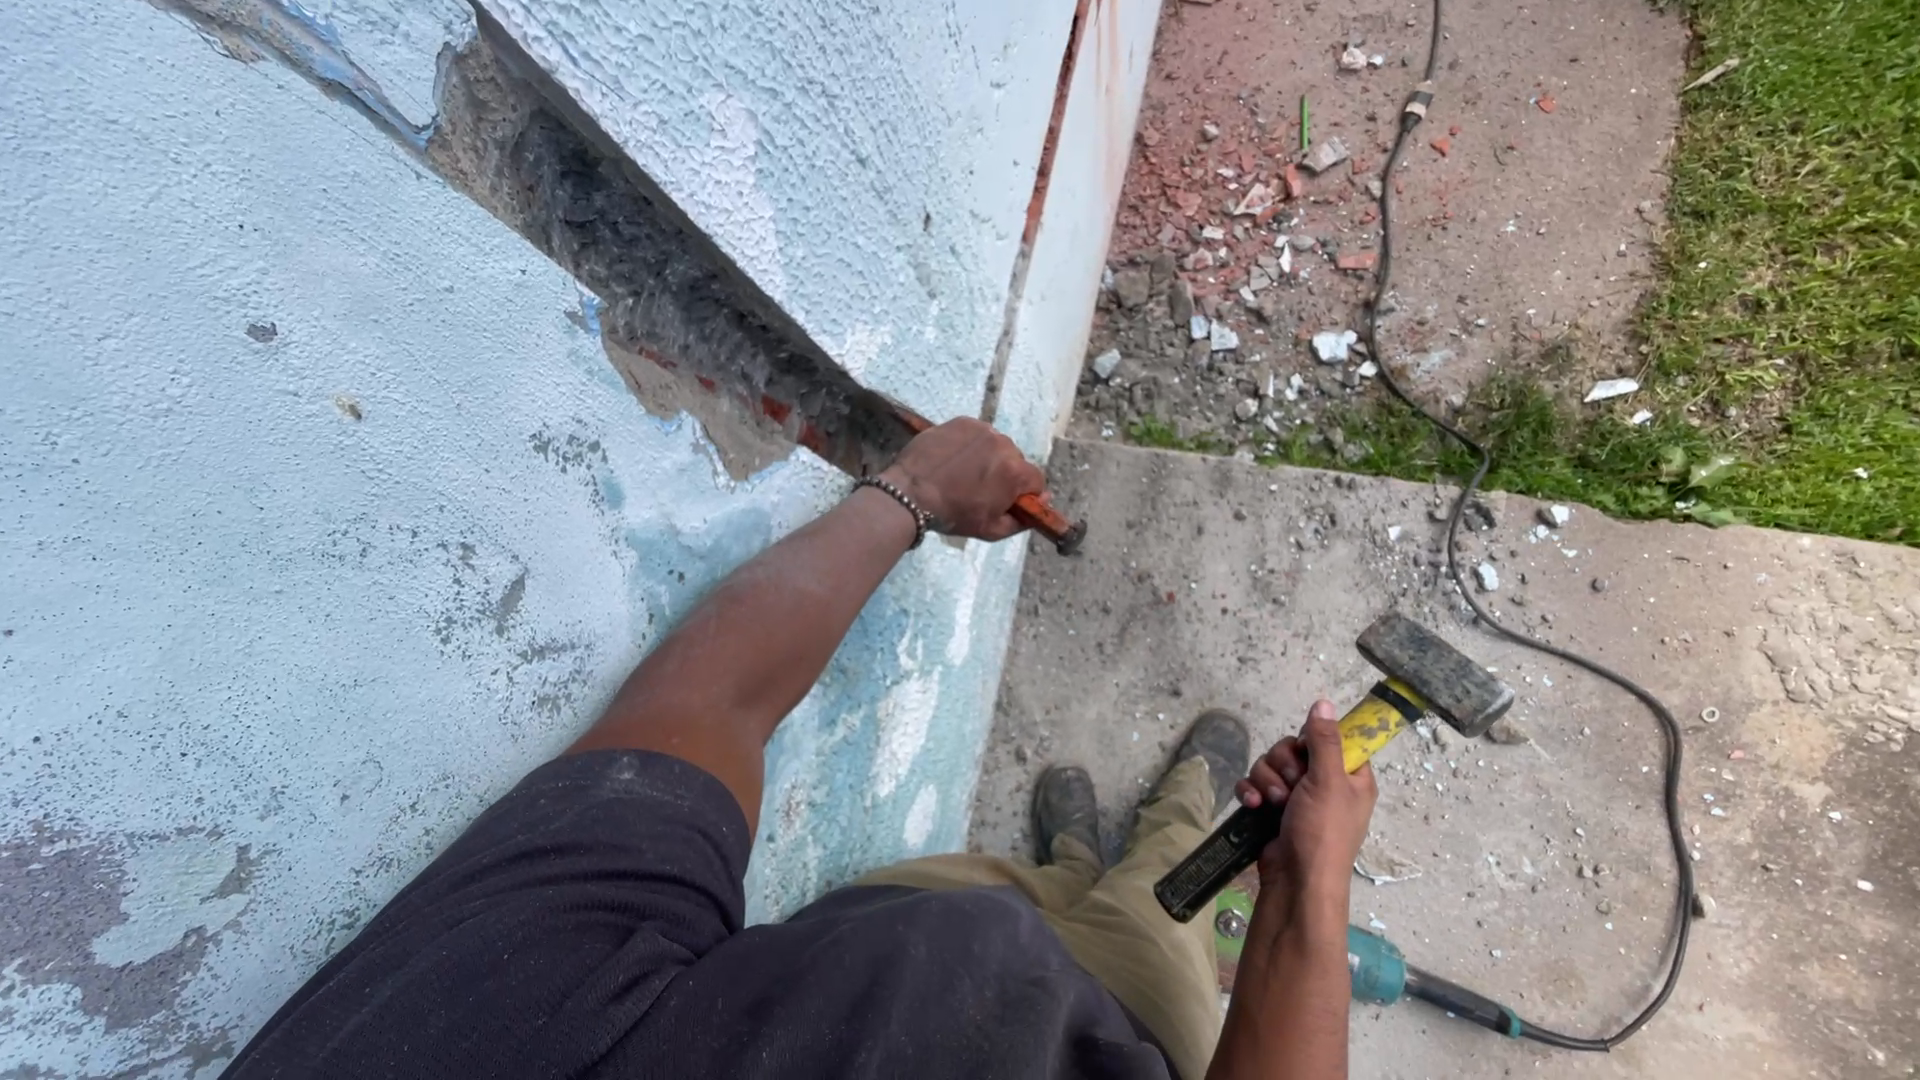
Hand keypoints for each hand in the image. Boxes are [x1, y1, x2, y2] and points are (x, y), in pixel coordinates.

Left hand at [880, 418, 1045, 541]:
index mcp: (1015, 472)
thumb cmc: (952, 515)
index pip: (1036, 480)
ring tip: (963, 472)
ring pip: (996, 445)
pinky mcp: (962, 421)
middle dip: (1004, 474)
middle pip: (1015, 461)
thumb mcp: (991, 529)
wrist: (911, 493)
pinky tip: (954, 458)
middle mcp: (1004, 445)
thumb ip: (1023, 519)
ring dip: (987, 457)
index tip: (1005, 500)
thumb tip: (1044, 500)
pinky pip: (977, 434)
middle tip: (979, 488)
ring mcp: (982, 429)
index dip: (1023, 493)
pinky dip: (970, 444)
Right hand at [1234, 700, 1377, 889]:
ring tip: (1272, 802)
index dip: (1314, 741)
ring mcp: (1297, 797)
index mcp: (1350, 777)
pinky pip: (1255, 784)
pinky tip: (1254, 805)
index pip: (1332, 740)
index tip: (1306, 750)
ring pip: (1271, 764)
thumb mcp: (1328, 781)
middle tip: (1291, 784)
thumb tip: (1325, 702)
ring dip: (1266, 781)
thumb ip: (1325, 740)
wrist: (1295, 879)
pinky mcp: (1272, 809)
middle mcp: (1325, 784)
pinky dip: (1252, 792)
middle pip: (1294, 749)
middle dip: (1283, 764)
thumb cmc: (1322, 832)